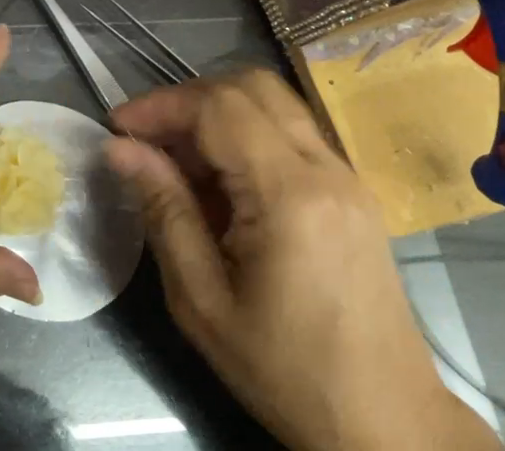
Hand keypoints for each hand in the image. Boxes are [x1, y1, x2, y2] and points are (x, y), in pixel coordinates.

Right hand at [105, 70, 499, 450]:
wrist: (387, 423)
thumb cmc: (285, 370)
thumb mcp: (202, 300)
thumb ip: (163, 211)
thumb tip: (119, 148)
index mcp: (290, 196)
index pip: (218, 107)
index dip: (160, 106)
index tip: (116, 130)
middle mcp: (328, 171)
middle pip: (250, 87)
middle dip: (187, 100)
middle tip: (145, 139)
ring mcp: (348, 179)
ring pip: (273, 103)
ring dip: (216, 114)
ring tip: (177, 160)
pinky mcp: (353, 193)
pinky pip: (291, 133)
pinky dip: (245, 134)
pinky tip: (219, 182)